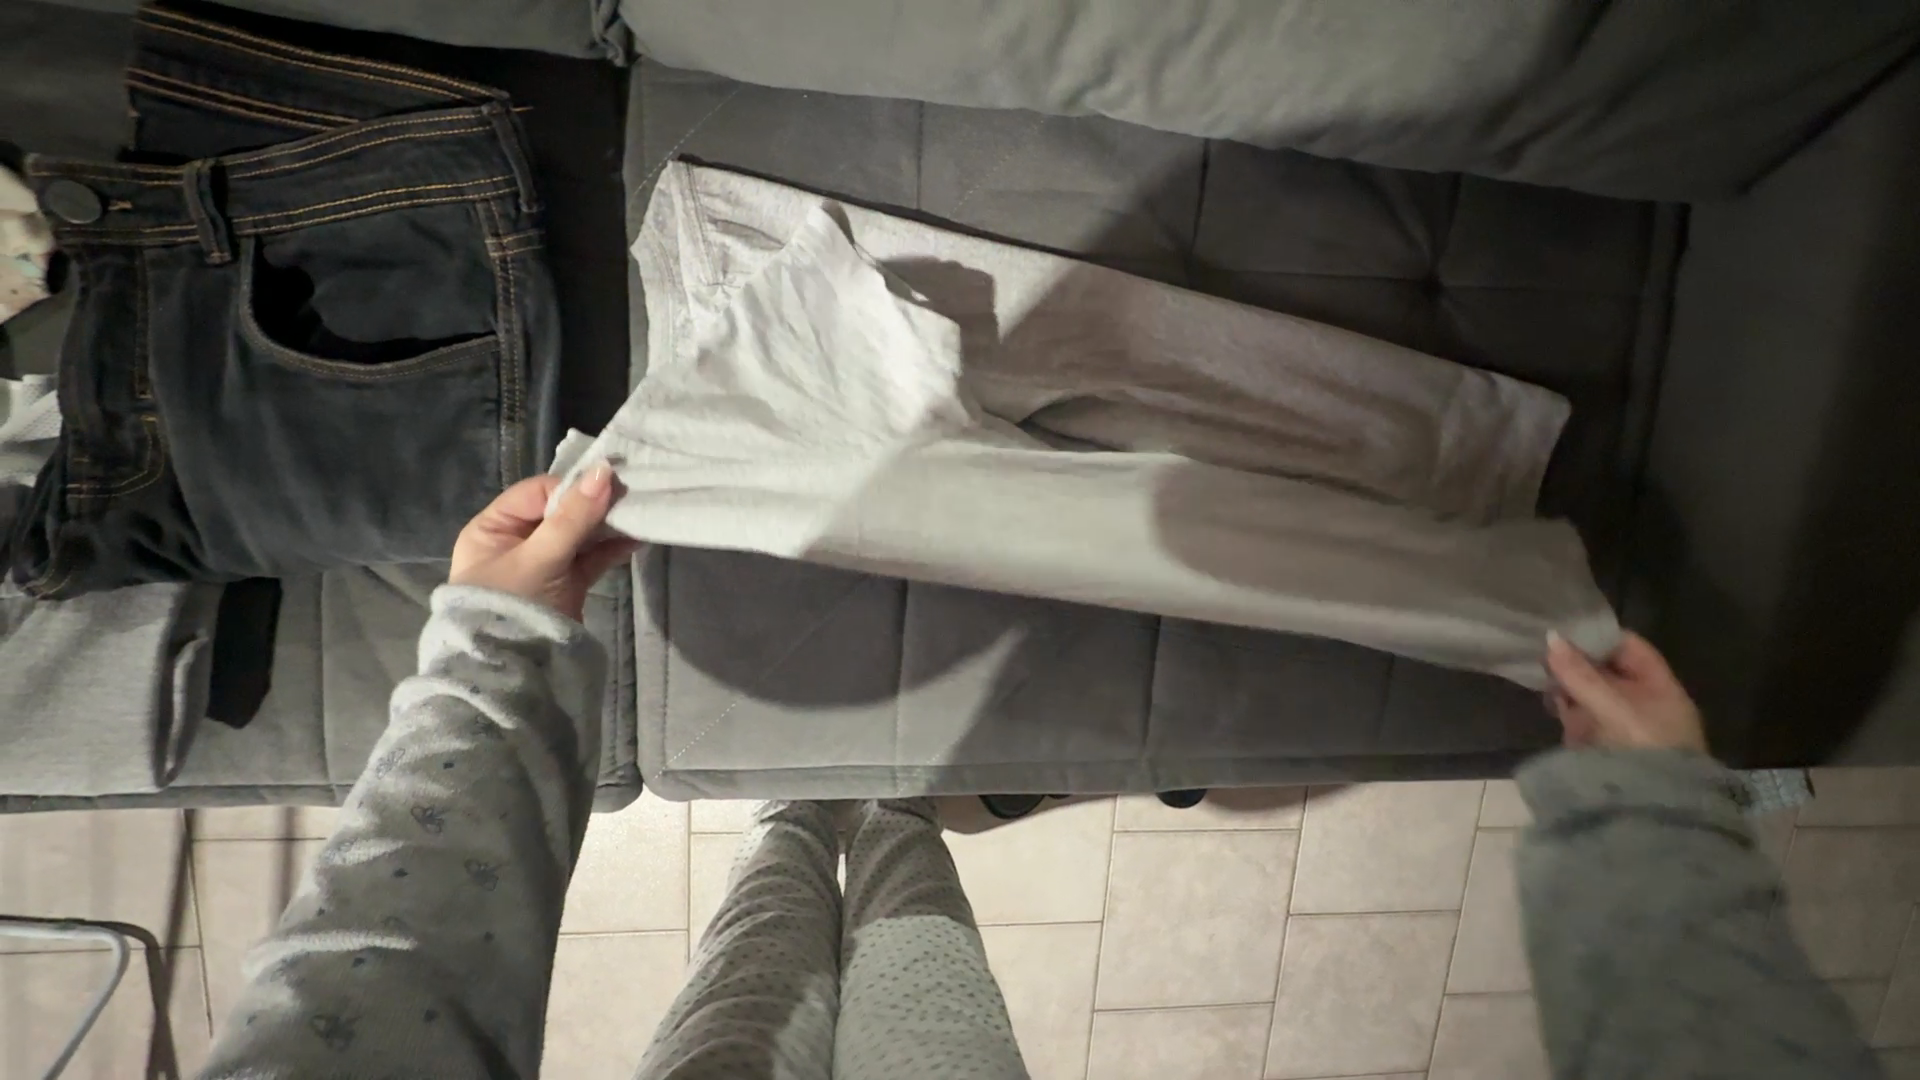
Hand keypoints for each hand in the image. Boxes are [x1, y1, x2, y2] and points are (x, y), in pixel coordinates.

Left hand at [449, 466, 639, 622]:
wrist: (515, 668)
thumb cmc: (513, 604)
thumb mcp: (540, 557)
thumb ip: (574, 516)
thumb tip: (604, 471)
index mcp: (494, 528)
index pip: (538, 493)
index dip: (572, 488)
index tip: (607, 487)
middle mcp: (518, 541)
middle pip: (562, 511)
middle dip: (595, 505)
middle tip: (629, 496)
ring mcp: (545, 563)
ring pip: (581, 534)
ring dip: (608, 526)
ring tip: (637, 516)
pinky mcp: (568, 582)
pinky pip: (592, 557)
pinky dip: (612, 548)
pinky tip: (635, 539)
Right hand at [1544, 630, 1708, 753]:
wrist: (1644, 803)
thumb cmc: (1640, 744)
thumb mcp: (1612, 704)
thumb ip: (1580, 672)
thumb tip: (1550, 636)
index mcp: (1660, 688)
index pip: (1630, 648)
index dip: (1599, 634)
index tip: (1565, 625)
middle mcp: (1639, 700)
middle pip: (1604, 666)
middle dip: (1575, 656)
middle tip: (1542, 645)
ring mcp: (1615, 719)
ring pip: (1585, 687)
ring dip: (1564, 678)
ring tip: (1538, 667)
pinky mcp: (1594, 737)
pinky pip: (1574, 709)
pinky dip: (1560, 699)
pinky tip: (1545, 694)